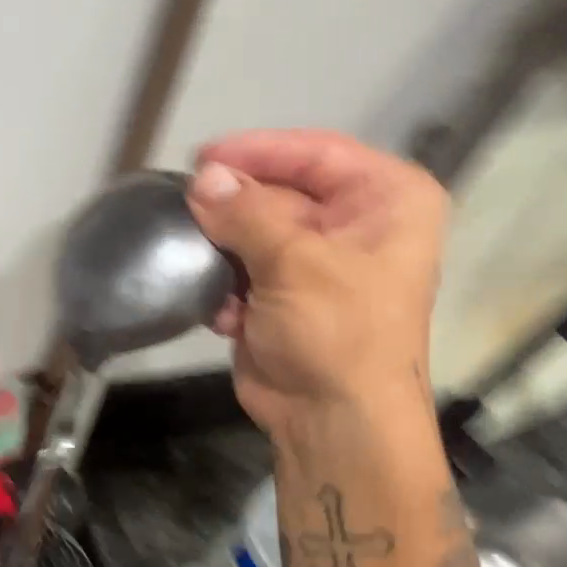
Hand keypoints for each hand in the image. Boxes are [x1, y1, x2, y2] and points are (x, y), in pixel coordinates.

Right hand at [186, 129, 448, 431]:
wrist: (331, 415)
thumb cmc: (336, 330)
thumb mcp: (296, 262)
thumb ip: (246, 214)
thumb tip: (201, 180)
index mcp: (384, 200)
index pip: (315, 154)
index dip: (258, 151)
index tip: (202, 157)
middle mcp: (352, 225)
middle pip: (278, 195)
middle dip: (232, 206)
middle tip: (183, 208)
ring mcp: (312, 266)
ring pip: (251, 236)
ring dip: (221, 251)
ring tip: (191, 255)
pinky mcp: (278, 301)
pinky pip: (239, 276)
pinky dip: (222, 290)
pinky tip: (220, 312)